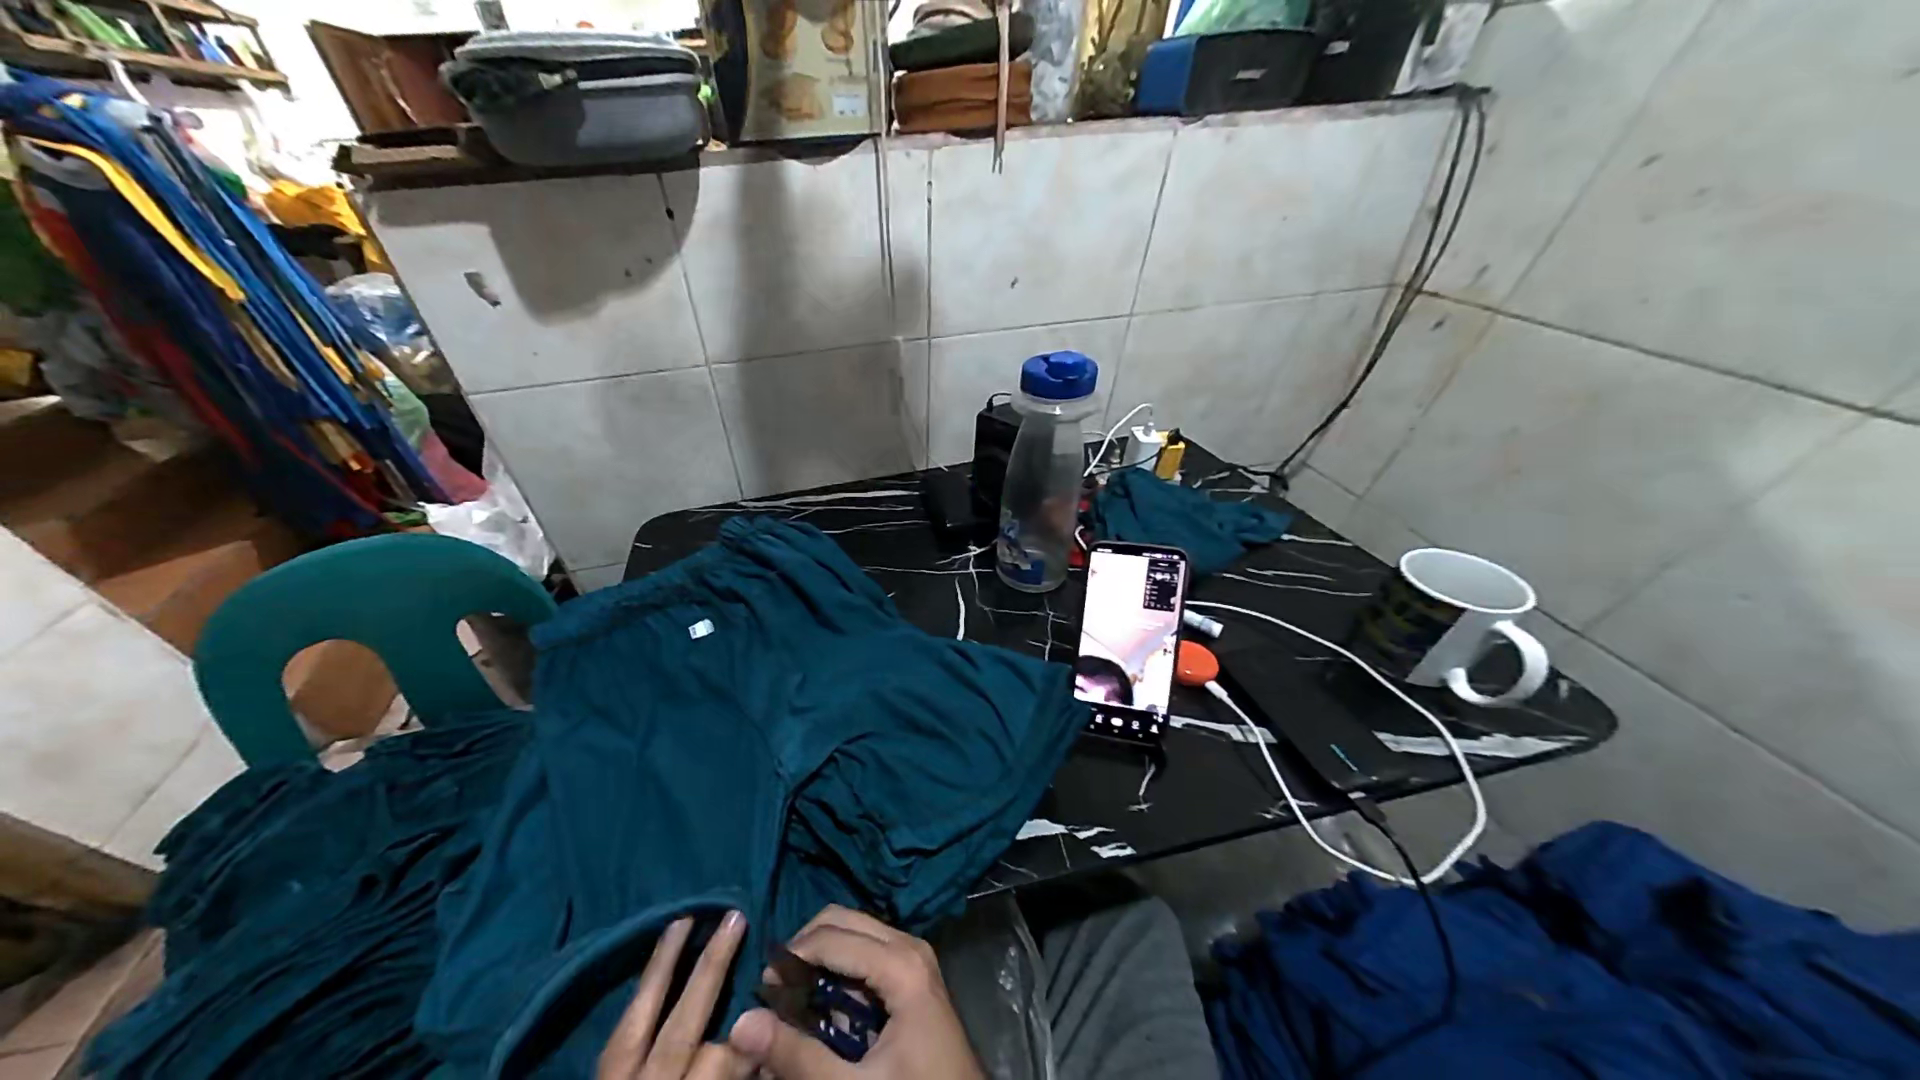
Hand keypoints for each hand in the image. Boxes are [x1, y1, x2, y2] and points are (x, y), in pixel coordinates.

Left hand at [598, 911, 752, 1079]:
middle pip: (680, 1027)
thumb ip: (724, 1078)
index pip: (718, 1061)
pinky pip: (618, 1034)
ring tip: (683, 920)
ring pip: (637, 1020)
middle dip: (708, 969)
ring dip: (661, 967)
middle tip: (735, 917)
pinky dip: (637, 995)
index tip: (774, 996)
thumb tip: (759, 1054)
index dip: (747, 1031)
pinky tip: (654, 964)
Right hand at [726, 905, 985, 1079]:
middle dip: (803, 949)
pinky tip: (824, 1008)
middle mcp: (908, 944)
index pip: (830, 935)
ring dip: (820, 958)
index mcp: (900, 963)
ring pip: (853, 931)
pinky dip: (839, 969)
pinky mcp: (913, 971)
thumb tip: (742, 1023)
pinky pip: (866, 951)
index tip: (762, 994)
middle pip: (841, 919)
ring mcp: (913, 955)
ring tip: (794, 1002)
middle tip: (776, 993)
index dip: (789, 959)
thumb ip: (798, 1056)